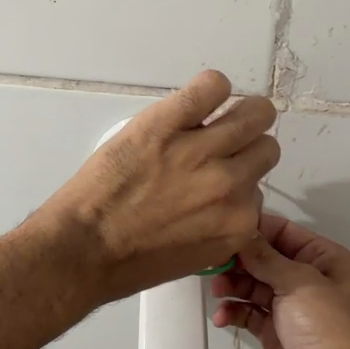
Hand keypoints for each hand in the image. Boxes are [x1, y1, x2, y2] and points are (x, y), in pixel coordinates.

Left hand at [38, 70, 278, 302]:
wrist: (84, 249)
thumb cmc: (132, 261)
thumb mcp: (196, 256)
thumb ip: (222, 224)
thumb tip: (228, 199)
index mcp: (239, 222)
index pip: (260, 186)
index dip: (239, 182)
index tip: (219, 182)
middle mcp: (230, 186)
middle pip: (265, 147)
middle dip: (245, 148)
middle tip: (219, 149)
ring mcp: (200, 151)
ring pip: (253, 113)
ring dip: (239, 114)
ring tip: (213, 118)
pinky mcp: (167, 123)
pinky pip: (212, 86)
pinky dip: (210, 89)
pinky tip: (195, 103)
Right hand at [211, 214, 349, 348]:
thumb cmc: (327, 327)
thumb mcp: (299, 283)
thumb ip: (266, 258)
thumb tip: (242, 235)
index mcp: (323, 258)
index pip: (283, 232)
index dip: (254, 229)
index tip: (223, 230)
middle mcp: (306, 278)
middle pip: (264, 259)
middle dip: (238, 261)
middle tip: (211, 263)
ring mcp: (289, 306)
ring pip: (253, 286)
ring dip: (233, 286)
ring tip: (217, 292)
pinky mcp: (274, 331)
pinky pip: (249, 313)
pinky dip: (234, 312)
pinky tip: (222, 317)